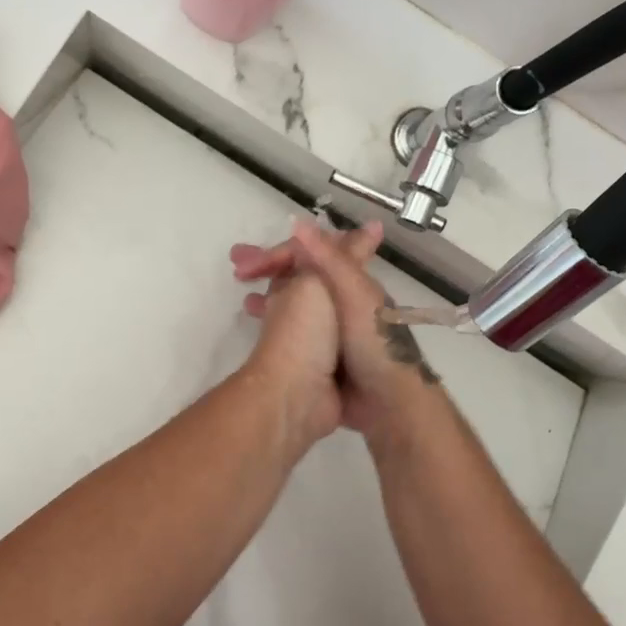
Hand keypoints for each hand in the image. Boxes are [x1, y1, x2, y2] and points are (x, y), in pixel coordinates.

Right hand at [232, 218, 441, 439]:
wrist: (389, 403)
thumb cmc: (374, 342)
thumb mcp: (354, 293)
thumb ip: (329, 259)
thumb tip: (297, 223)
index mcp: (350, 280)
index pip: (309, 253)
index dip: (279, 252)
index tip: (246, 262)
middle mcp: (339, 298)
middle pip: (299, 272)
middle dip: (268, 264)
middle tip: (236, 266)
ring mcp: (329, 326)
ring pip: (293, 298)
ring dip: (268, 290)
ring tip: (243, 295)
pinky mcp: (321, 352)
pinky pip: (292, 328)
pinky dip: (273, 319)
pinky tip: (258, 324)